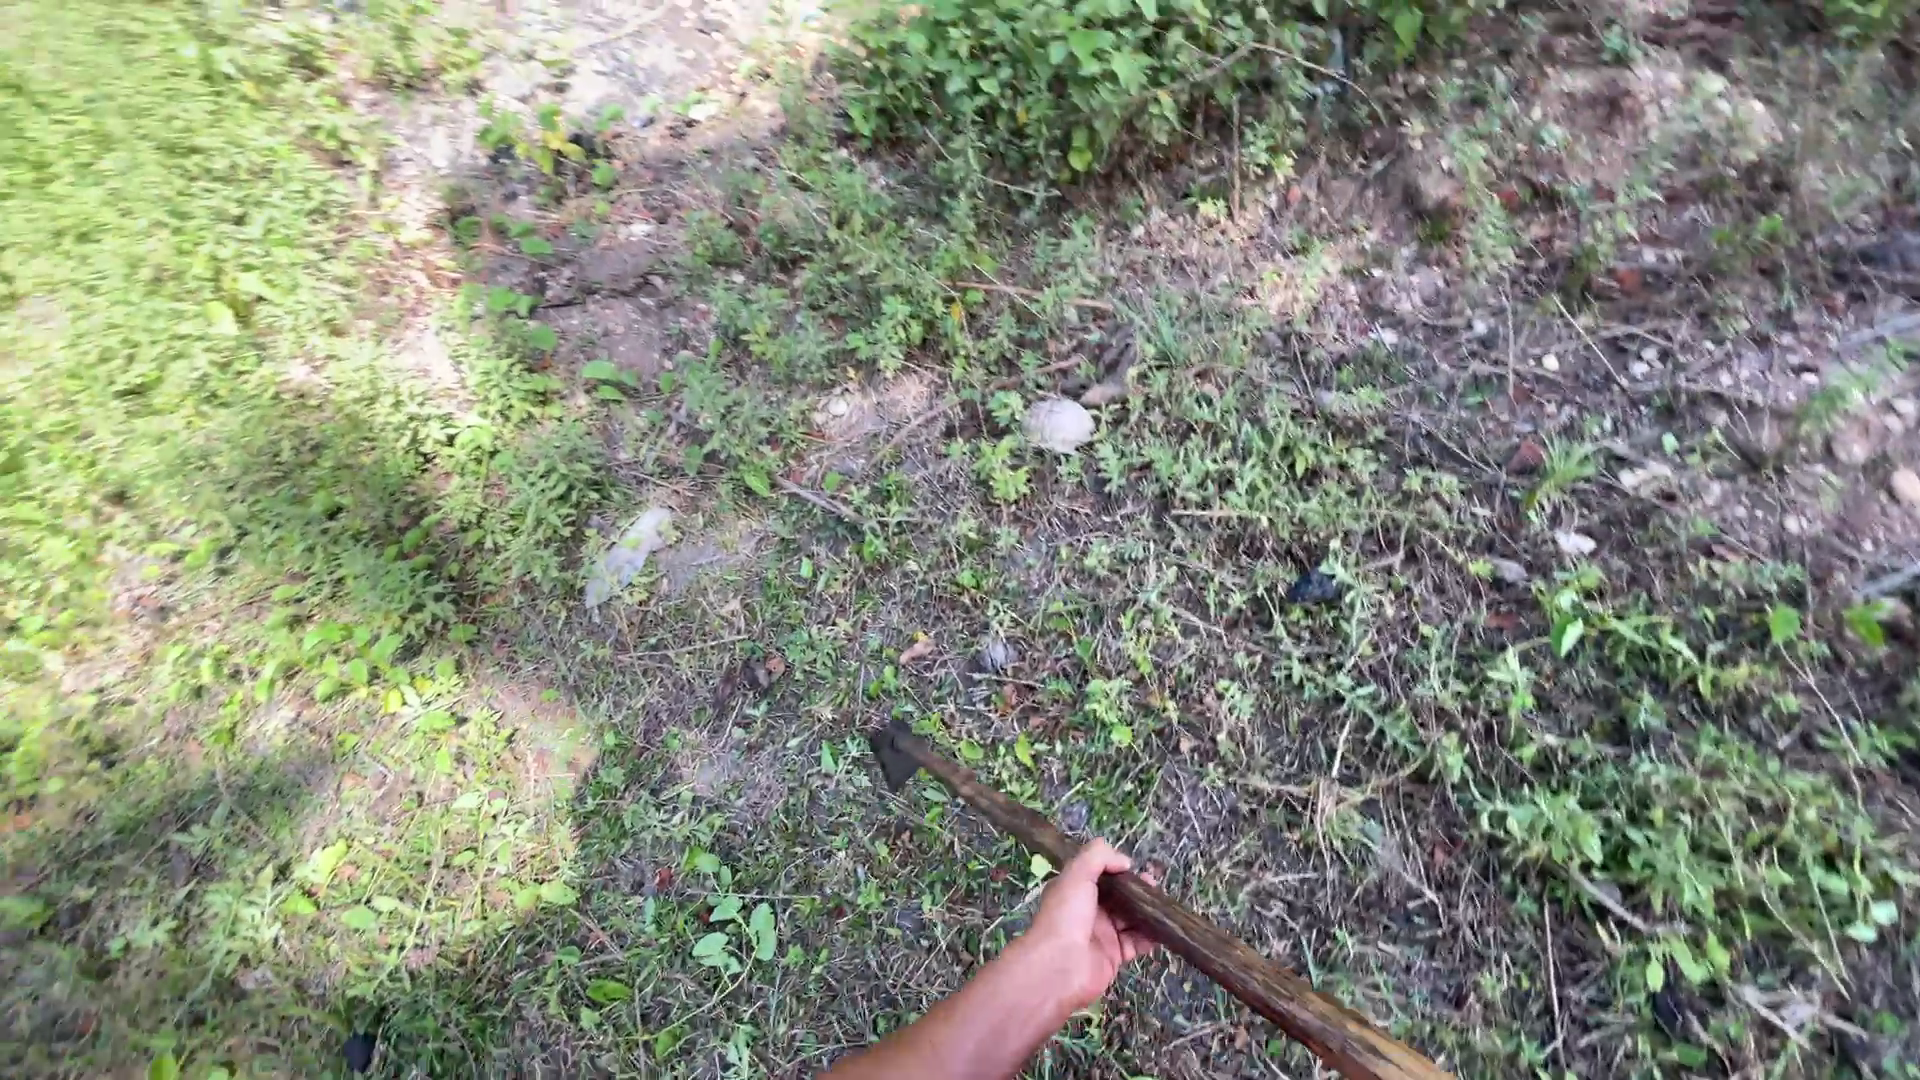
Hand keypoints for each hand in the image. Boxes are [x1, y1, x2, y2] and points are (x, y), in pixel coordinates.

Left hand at [1014, 839, 1158, 1015]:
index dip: (1116, 868)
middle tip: (1154, 884)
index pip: (1098, 874)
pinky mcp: (1114, 955)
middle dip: (1135, 889)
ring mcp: (1101, 933)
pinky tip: (1163, 928)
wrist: (1059, 967)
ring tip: (1162, 903)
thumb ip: (1098, 857)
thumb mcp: (1077, 874)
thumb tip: (1124, 861)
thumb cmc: (1066, 915)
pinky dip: (1150, 936)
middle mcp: (1088, 909)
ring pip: (1129, 918)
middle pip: (1117, 895)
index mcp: (1075, 889)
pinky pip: (1136, 942)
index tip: (1133, 866)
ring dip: (1145, 910)